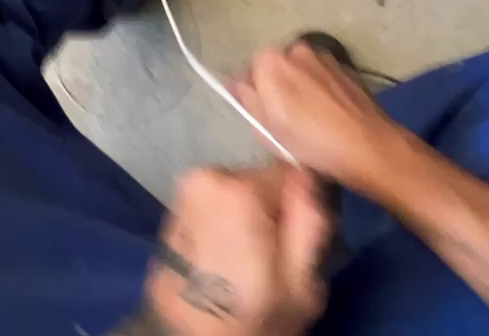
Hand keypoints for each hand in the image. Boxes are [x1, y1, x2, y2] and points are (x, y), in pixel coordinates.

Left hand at [138, 164, 331, 335]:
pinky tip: (228, 252)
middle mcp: (209, 174)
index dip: (302, 203)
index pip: (291, 171)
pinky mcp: (175, 201)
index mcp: (240, 189)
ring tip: (250, 257)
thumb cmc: (250, 316)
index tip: (301, 235)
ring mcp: (187, 186)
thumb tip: (312, 174)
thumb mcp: (301, 284)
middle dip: (274, 208)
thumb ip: (311, 222)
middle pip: (262, 179)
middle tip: (276, 254)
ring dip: (250, 214)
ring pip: (240, 188)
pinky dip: (227, 218)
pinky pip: (218, 199)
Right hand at [233, 42, 411, 185]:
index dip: (256, 97)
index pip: (249, 73)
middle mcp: (294, 49)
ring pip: (300, 71)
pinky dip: (322, 90)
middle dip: (278, 89)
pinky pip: (322, 77)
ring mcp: (323, 56)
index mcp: (270, 61)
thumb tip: (235, 82)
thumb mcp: (267, 130)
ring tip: (314, 121)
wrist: (371, 147)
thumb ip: (246, 99)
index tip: (268, 120)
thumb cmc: (312, 143)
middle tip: (289, 123)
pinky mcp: (346, 67)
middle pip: (275, 68)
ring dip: (301, 89)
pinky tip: (332, 117)